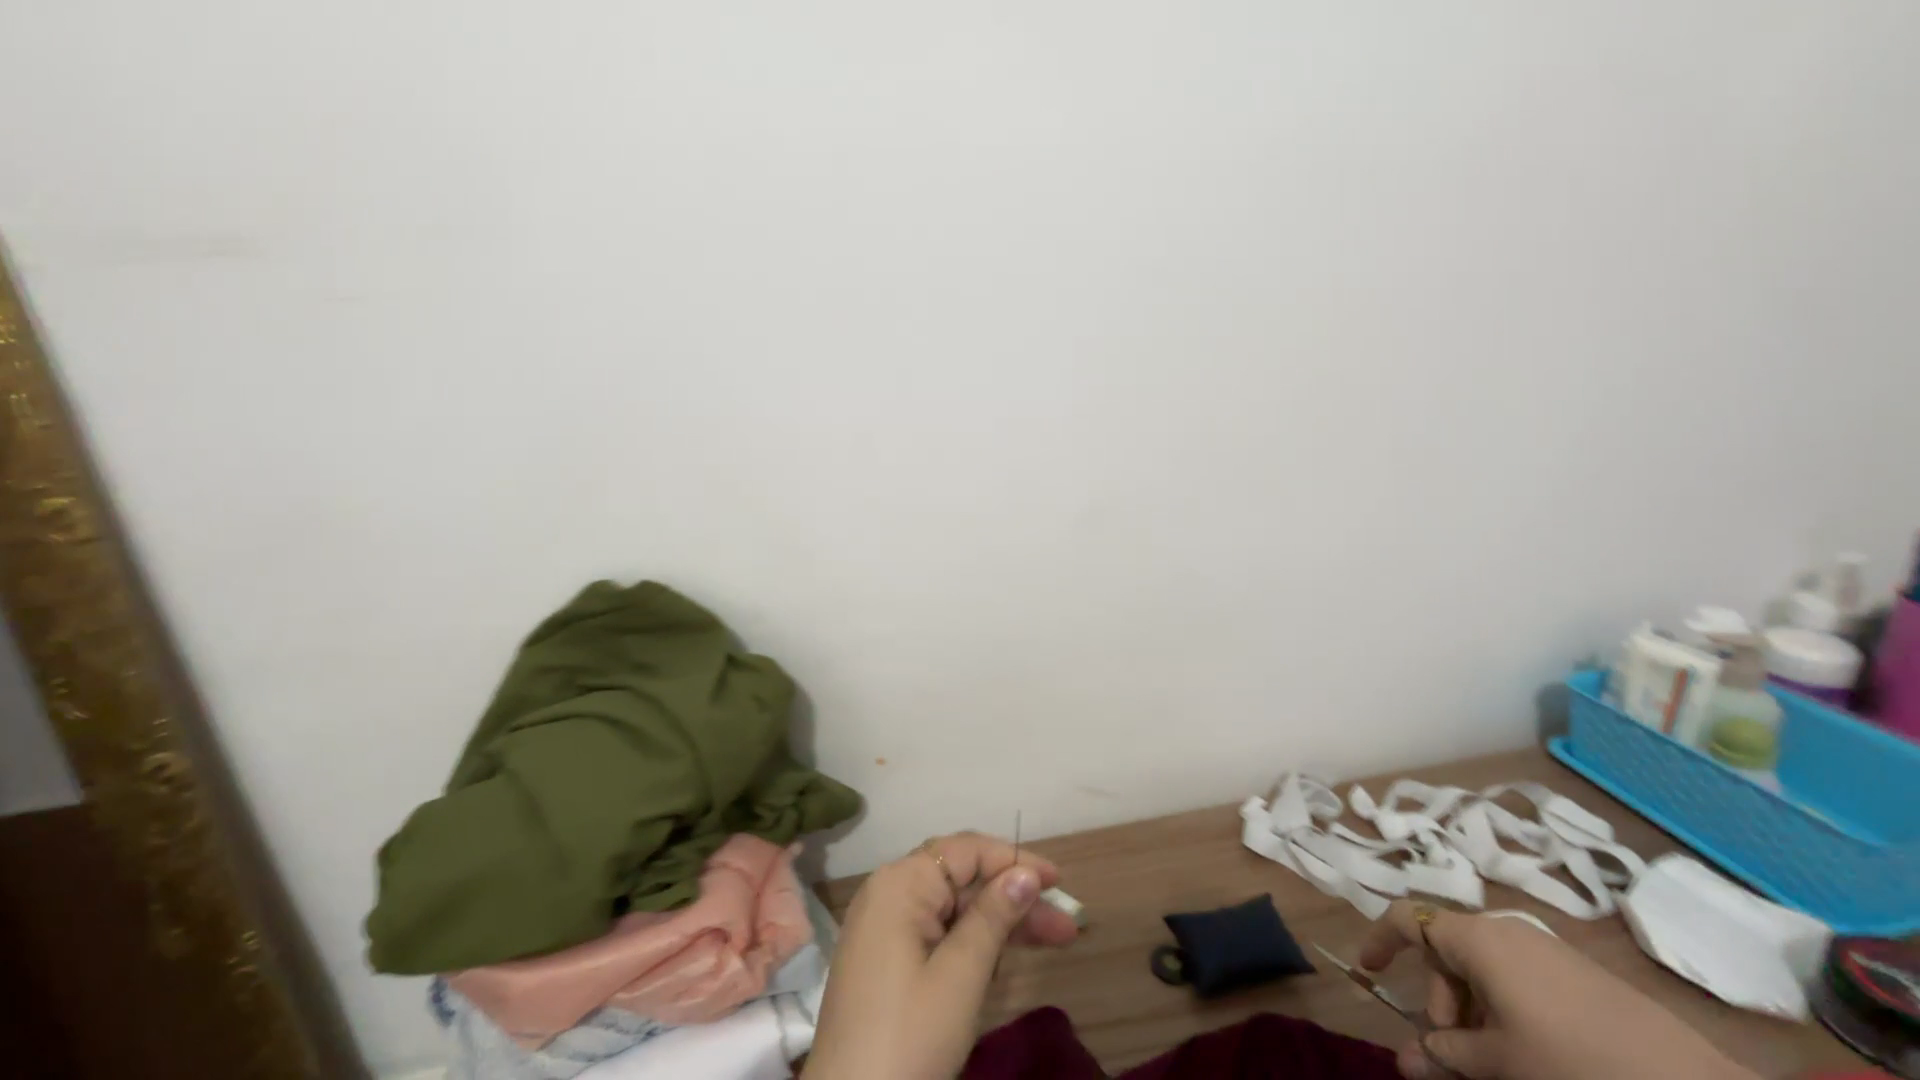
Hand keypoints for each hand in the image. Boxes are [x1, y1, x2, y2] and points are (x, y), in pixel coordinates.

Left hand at [803, 832, 1079, 1079]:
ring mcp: (883, 929)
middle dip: (1014, 897)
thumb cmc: (908, 1034)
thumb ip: (993, 917)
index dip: (1013, 860)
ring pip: (953, 908)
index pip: (964, 851)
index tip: (1058, 882)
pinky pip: (937, 933)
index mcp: (900, 885)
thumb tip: (1024, 872)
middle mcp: (887, 895)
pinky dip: (973, 940)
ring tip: (1054, 940)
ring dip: (1000, 921)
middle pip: (961, 879)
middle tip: (1066, 926)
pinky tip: (1005, 955)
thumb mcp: (960, 975)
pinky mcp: (885, 961)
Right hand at [1359, 900, 1757, 1079]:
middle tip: (1449, 1049)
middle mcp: (1506, 931)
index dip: (1380, 940)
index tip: (1368, 972)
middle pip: (1446, 950)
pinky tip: (1523, 1053)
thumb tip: (1403, 1059)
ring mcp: (1545, 951)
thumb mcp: (1498, 1062)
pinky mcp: (1577, 974)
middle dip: (1438, 999)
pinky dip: (1502, 1009)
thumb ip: (1444, 1054)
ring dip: (1470, 1010)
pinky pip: (1517, 979)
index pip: (1408, 918)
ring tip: (1488, 1059)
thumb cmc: (1572, 1060)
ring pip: (1482, 969)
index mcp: (1478, 939)